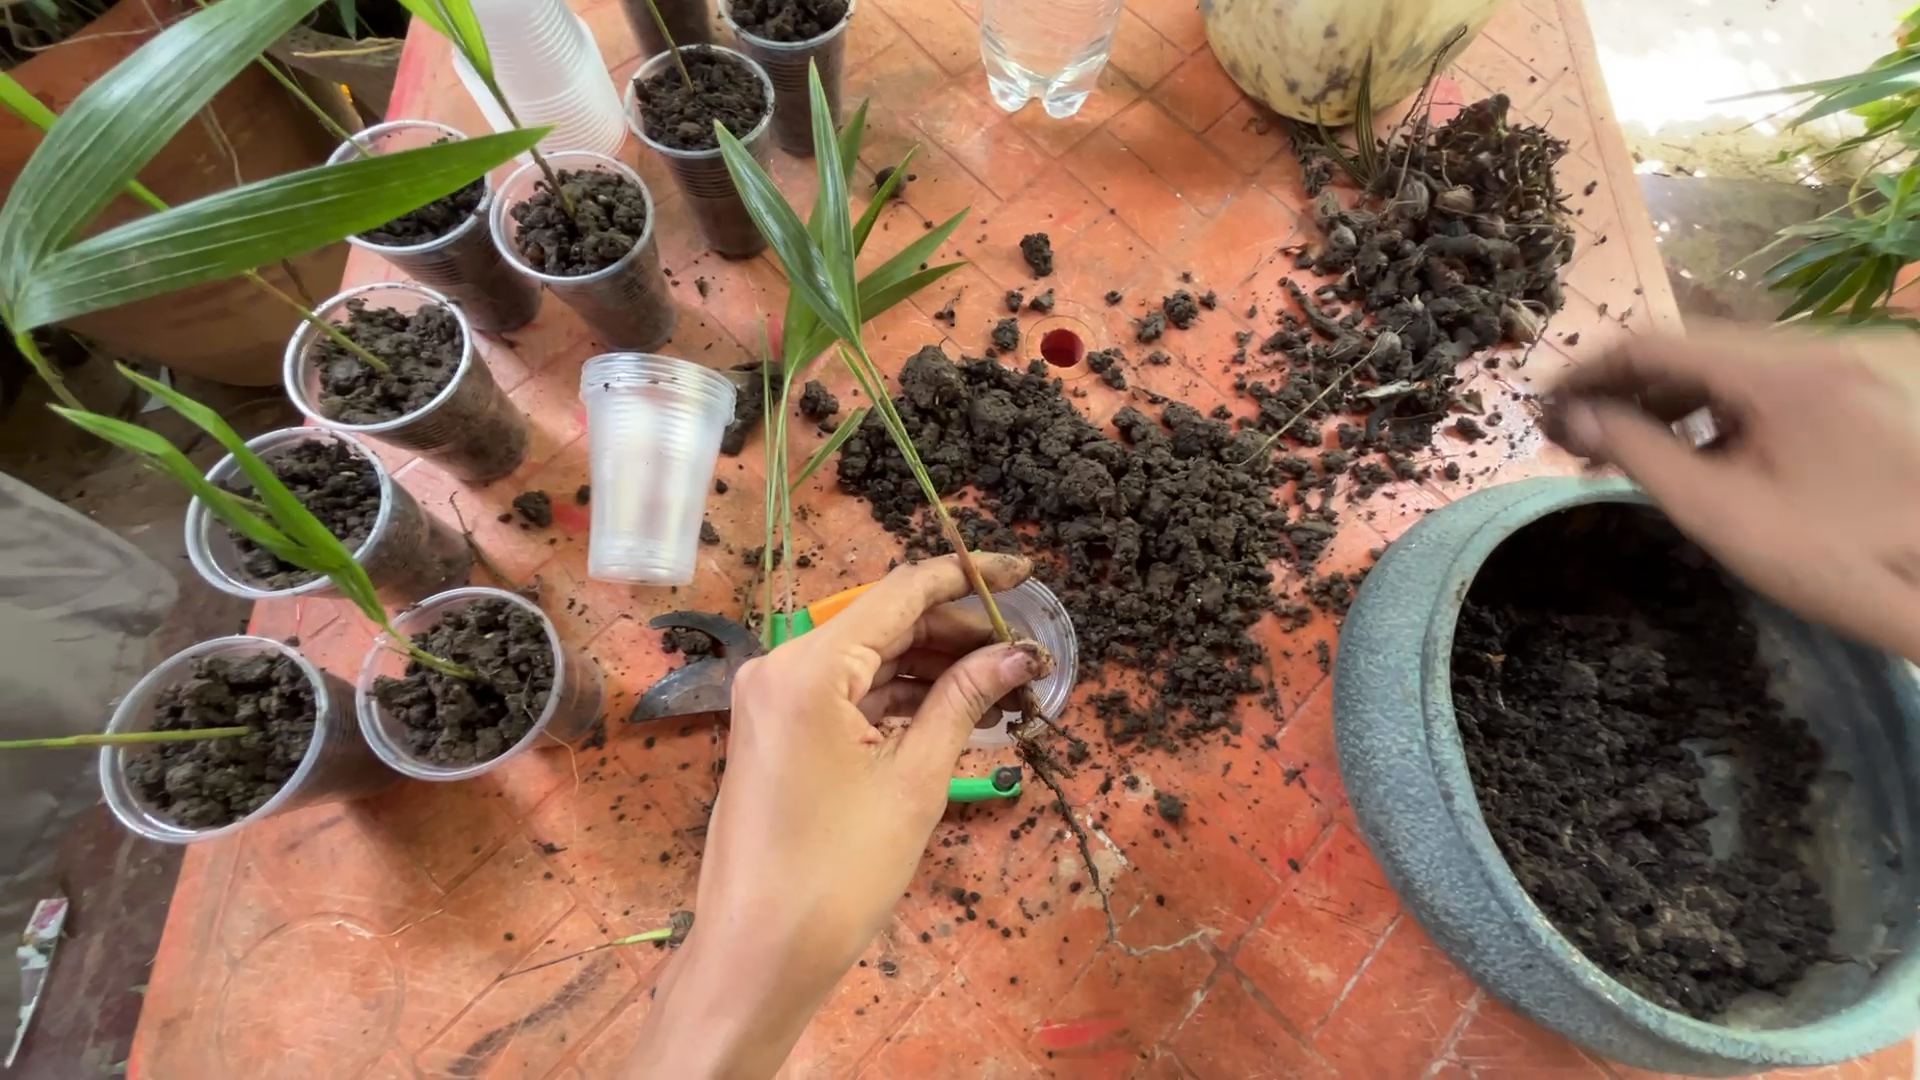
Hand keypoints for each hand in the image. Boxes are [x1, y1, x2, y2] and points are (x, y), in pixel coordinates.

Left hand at [628, 553, 1050, 1078]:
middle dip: (958, 633)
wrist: (757, 958)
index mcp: (809, 665)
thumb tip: (1016, 654)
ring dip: (935, 666)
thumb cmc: (840, 873)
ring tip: (1002, 683)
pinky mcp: (782, 724)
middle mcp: (784, 663)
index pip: (901, 592)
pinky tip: (956, 706)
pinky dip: (902, 695)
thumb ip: (963, 699)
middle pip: (887, 622)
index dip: (967, 577)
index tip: (1021, 573)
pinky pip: (852, 691)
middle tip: (1022, 652)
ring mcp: (778, 694)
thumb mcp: (915, 778)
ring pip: (873, 657)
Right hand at [1544, 329, 1919, 659]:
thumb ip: (1633, 451)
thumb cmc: (1832, 554)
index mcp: (1789, 373)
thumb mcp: (1712, 505)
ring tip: (1622, 450)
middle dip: (1621, 392)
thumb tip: (1569, 418)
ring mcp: (1855, 366)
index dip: (1586, 371)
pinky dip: (1710, 411)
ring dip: (1661, 404)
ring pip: (1726, 369)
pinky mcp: (1866, 389)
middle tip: (1573, 438)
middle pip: (1691, 353)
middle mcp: (1828, 350)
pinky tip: (1688, 450)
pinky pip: (1765, 385)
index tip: (1543, 404)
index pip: (1655, 344)